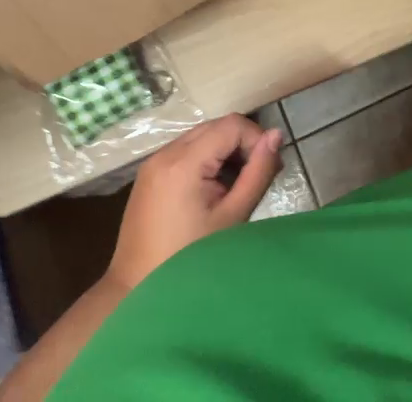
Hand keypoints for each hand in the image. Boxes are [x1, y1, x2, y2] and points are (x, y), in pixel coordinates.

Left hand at [107, 114, 283, 289]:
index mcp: (183, 163)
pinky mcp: (150, 173)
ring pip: (202, 135)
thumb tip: (276, 135)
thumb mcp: (233, 214)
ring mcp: (153, 162)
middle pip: (216, 126)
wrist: (136, 287)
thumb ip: (258, 171)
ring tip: (236, 182)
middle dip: (242, 143)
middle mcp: (164, 153)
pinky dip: (207, 157)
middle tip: (256, 174)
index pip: (232, 124)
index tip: (266, 168)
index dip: (256, 139)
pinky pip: (187, 149)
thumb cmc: (190, 257)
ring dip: (225, 150)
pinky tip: (213, 187)